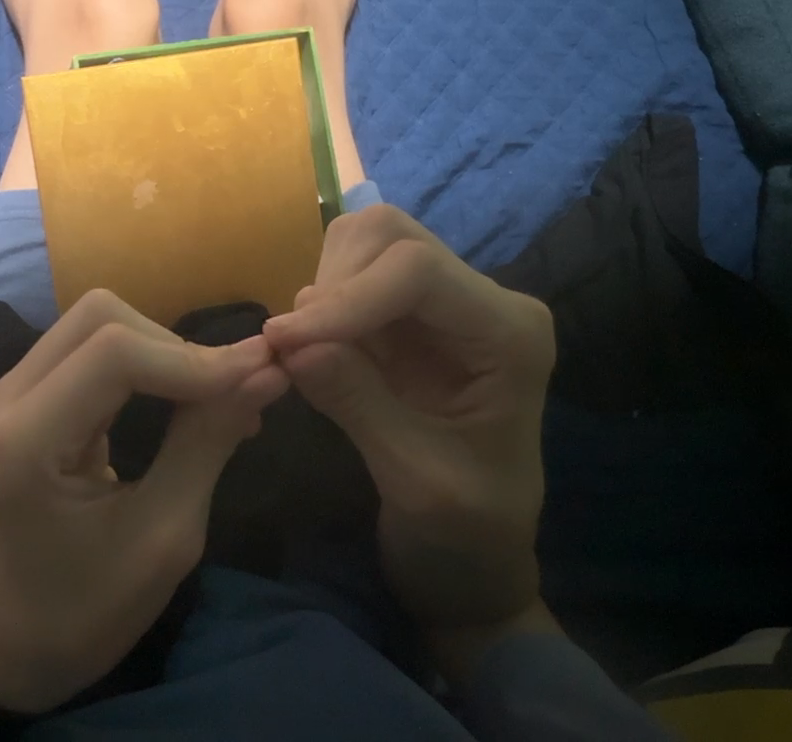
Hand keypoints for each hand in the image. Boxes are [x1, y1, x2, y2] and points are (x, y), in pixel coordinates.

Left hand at [0, 290, 286, 713]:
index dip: (193, 358)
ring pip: (96, 323)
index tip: (261, 376)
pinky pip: (90, 347)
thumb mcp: (167, 535)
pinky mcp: (18, 392)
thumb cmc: (94, 608)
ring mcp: (1, 393)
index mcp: (19, 446)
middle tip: (234, 394)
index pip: (113, 355)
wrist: (25, 636)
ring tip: (216, 399)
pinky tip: (182, 396)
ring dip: (165, 352)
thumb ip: (209, 440)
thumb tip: (267, 371)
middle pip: (100, 318)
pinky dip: (146, 362)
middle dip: (177, 349)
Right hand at [263, 205, 554, 632]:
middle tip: (293, 345)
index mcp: (507, 334)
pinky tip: (309, 350)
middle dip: (331, 283)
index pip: (417, 270)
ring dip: (321, 289)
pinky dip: (315, 303)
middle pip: (388, 235)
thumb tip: (289, 343)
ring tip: (303, 350)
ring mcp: (439, 302)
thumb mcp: (416, 481)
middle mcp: (479, 299)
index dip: (345, 297)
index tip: (284, 341)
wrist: (472, 555)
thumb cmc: (463, 532)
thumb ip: (359, 405)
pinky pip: (346, 276)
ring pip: (363, 243)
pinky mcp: (402, 315)